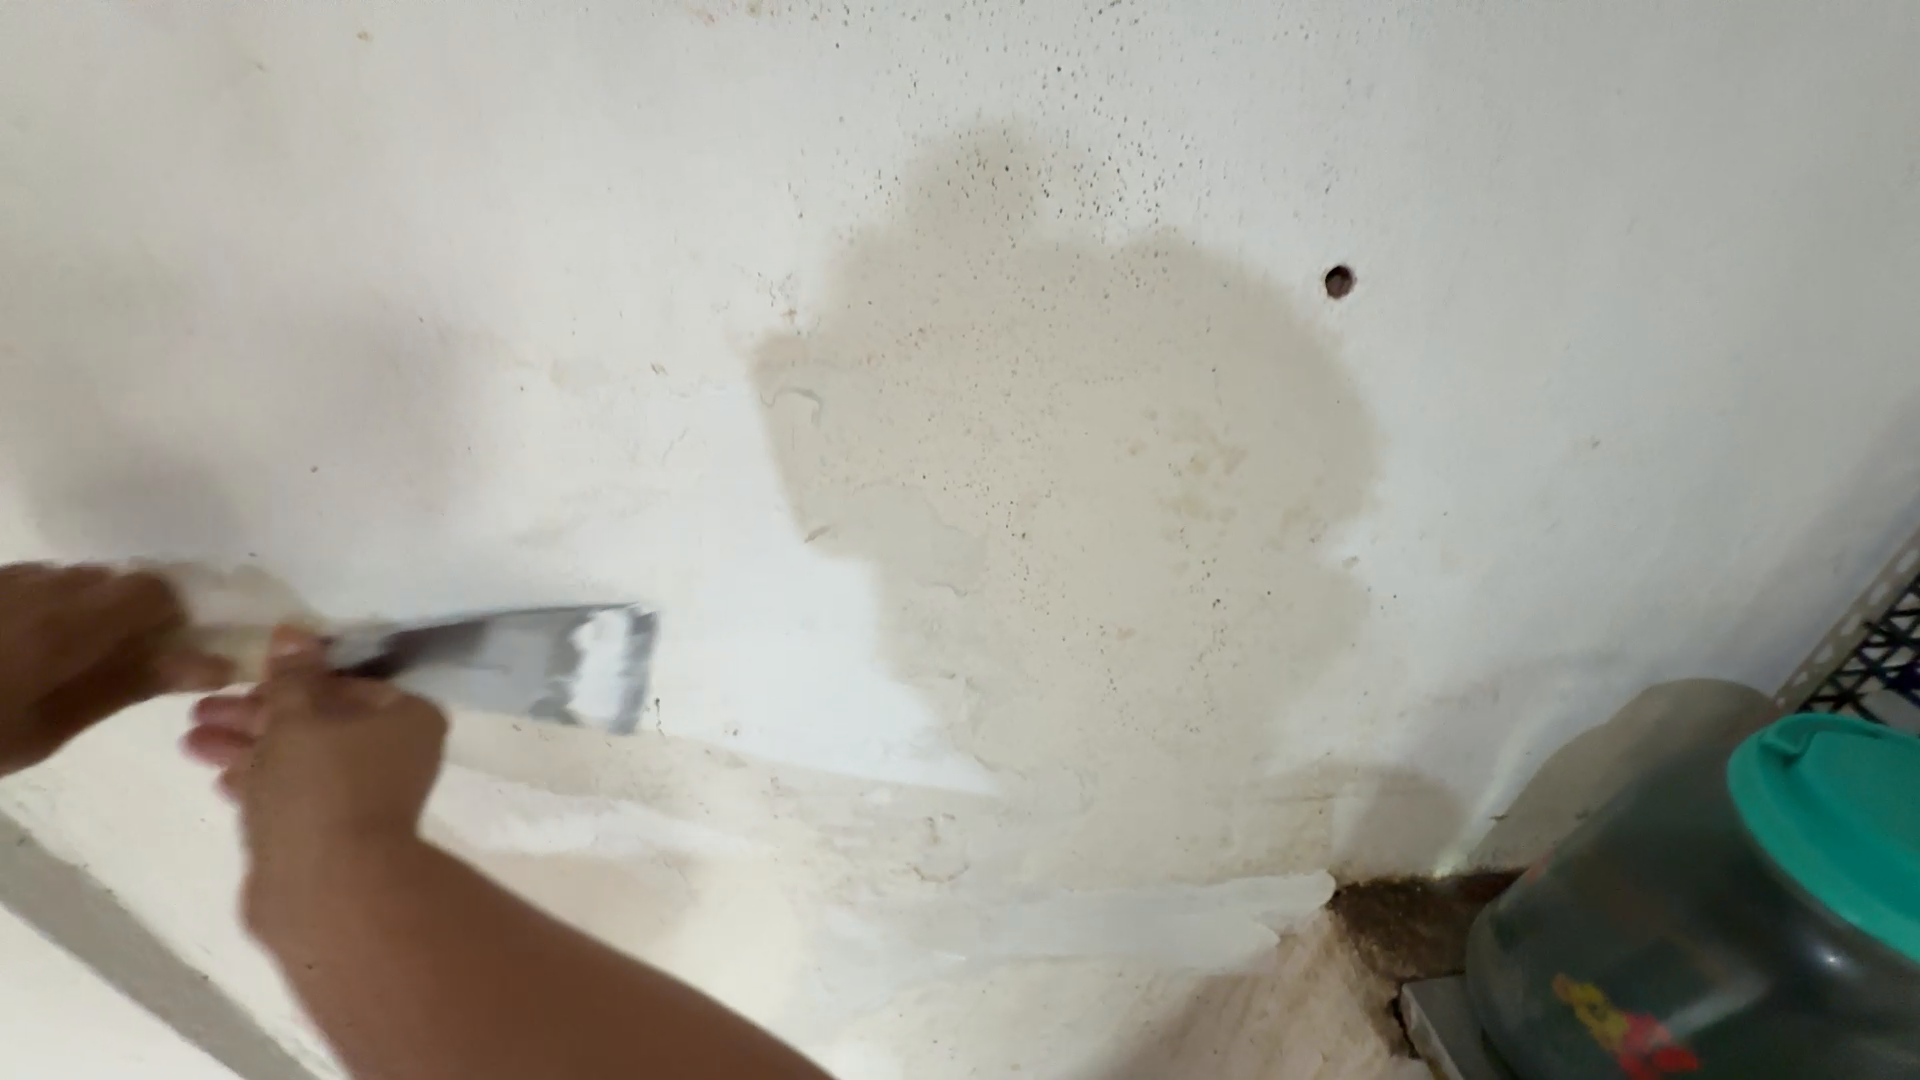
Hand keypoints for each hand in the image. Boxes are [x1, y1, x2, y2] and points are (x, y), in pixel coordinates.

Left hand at [0, 563, 231, 776]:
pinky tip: (4, 648)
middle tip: (107, 661)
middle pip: (109, 581)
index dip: (170, 618)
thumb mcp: (42, 731)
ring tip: (45, 659)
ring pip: (60, 580)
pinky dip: (29, 607)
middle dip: (123, 614)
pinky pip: (16, 584)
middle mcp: (31, 588)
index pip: (154, 592)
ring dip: (75, 609)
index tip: (164, 653)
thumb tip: (214, 664)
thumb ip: (128, 687)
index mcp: (66, 623)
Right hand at [185, 626, 447, 932]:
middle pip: (326, 720)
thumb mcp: (299, 720)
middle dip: (262, 714)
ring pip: (308, 757)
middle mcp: (404, 748)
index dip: (294, 681)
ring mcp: (375, 790)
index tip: (241, 682)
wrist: (328, 884)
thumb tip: (294, 631)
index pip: (351, 685)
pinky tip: (221, 780)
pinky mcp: (342, 827)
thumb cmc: (321, 787)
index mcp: (412, 716)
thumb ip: (294, 676)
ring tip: (191, 742)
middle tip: (198, 711)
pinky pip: (302, 793)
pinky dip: (264, 782)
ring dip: (252, 746)